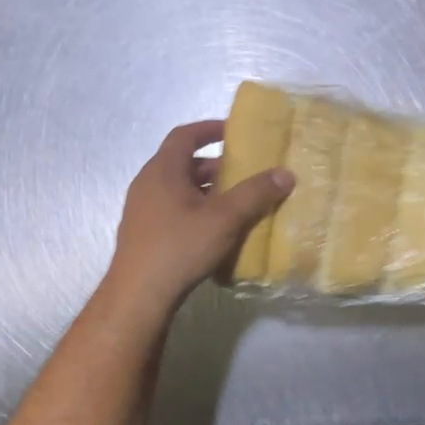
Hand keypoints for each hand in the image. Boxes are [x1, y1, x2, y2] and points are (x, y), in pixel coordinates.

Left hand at [105, 120, 292, 309]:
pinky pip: (174, 210)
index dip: (210, 129)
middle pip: (184, 163)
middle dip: (216, 166)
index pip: (185, 136)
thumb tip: (285, 173)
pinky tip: (216, 230)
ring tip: (237, 203)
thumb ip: (255, 193)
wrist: (138, 295)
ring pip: (180, 189)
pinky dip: (197, 210)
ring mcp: (142, 210)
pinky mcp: (144, 233)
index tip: (233, 132)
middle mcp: (148, 184)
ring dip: (208, 191)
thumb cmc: (180, 247)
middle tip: (245, 173)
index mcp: (162, 170)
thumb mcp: (225, 218)